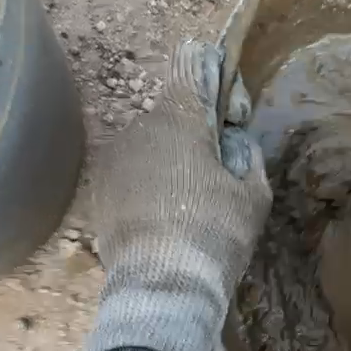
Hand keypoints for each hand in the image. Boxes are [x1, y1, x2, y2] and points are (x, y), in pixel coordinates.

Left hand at [60, 40, 271, 350]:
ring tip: (187, 214)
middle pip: (173, 117)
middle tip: (215, 183)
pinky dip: (147, 192)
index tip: (229, 117)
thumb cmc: (216, 234)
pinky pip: (131, 179)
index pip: (193, 65)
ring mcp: (112, 159)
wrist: (162, 286)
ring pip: (150, 150)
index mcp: (180, 117)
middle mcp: (139, 126)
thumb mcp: (253, 196)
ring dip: (169, 169)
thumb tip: (233, 141)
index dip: (216, 81)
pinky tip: (163, 225)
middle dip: (194, 140)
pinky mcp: (98, 192)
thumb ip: (246, 156)